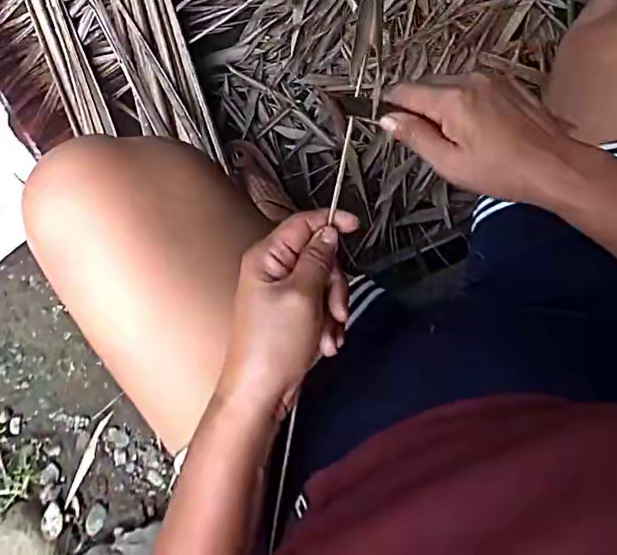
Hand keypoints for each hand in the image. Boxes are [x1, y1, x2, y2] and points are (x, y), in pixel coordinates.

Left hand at [217, 208, 359, 412]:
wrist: (259, 396)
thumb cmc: (272, 346)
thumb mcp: (302, 296)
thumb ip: (317, 259)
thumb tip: (329, 232)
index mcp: (267, 257)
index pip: (302, 223)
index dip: (331, 220)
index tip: (356, 226)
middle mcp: (272, 269)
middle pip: (318, 255)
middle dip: (335, 282)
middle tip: (337, 309)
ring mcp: (281, 292)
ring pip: (323, 281)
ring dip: (333, 307)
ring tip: (329, 334)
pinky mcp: (290, 313)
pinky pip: (320, 304)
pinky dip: (328, 323)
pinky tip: (325, 343)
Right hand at [380, 72, 595, 206]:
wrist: (557, 167)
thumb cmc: (505, 172)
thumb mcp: (451, 164)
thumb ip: (415, 136)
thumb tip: (389, 119)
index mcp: (451, 99)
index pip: (404, 91)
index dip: (394, 107)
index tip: (396, 123)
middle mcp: (469, 79)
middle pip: (427, 86)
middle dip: (423, 108)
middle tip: (437, 141)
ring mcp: (491, 78)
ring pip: (450, 85)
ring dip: (447, 104)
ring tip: (465, 137)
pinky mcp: (507, 82)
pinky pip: (474, 86)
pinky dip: (469, 102)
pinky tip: (483, 128)